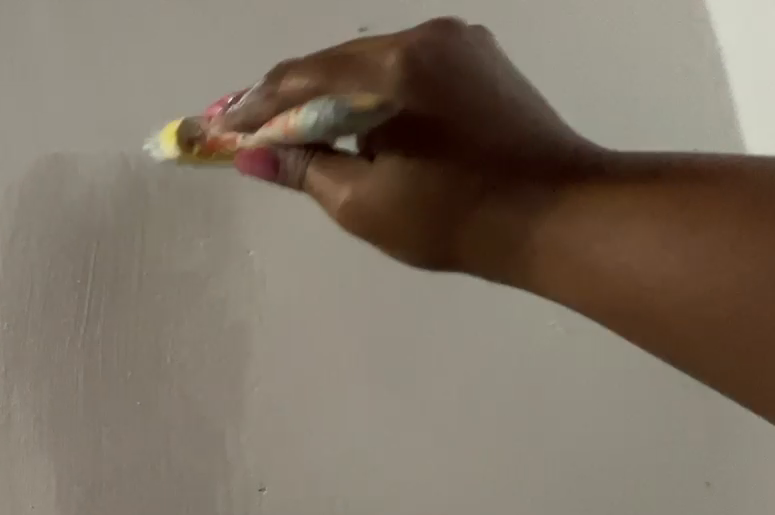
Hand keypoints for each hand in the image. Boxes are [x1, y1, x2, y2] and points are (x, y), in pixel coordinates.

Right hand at [217, 17, 606, 275]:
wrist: (555, 212)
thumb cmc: (449, 217)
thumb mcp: (360, 202)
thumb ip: (303, 169)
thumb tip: (251, 155)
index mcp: (394, 69)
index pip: (301, 77)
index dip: (254, 106)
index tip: (219, 129)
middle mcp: (425, 37)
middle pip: (332, 61)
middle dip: (284, 97)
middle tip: (245, 130)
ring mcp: (456, 43)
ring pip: (365, 63)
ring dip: (323, 94)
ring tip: (289, 131)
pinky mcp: (475, 60)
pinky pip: (399, 69)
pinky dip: (363, 93)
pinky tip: (346, 122)